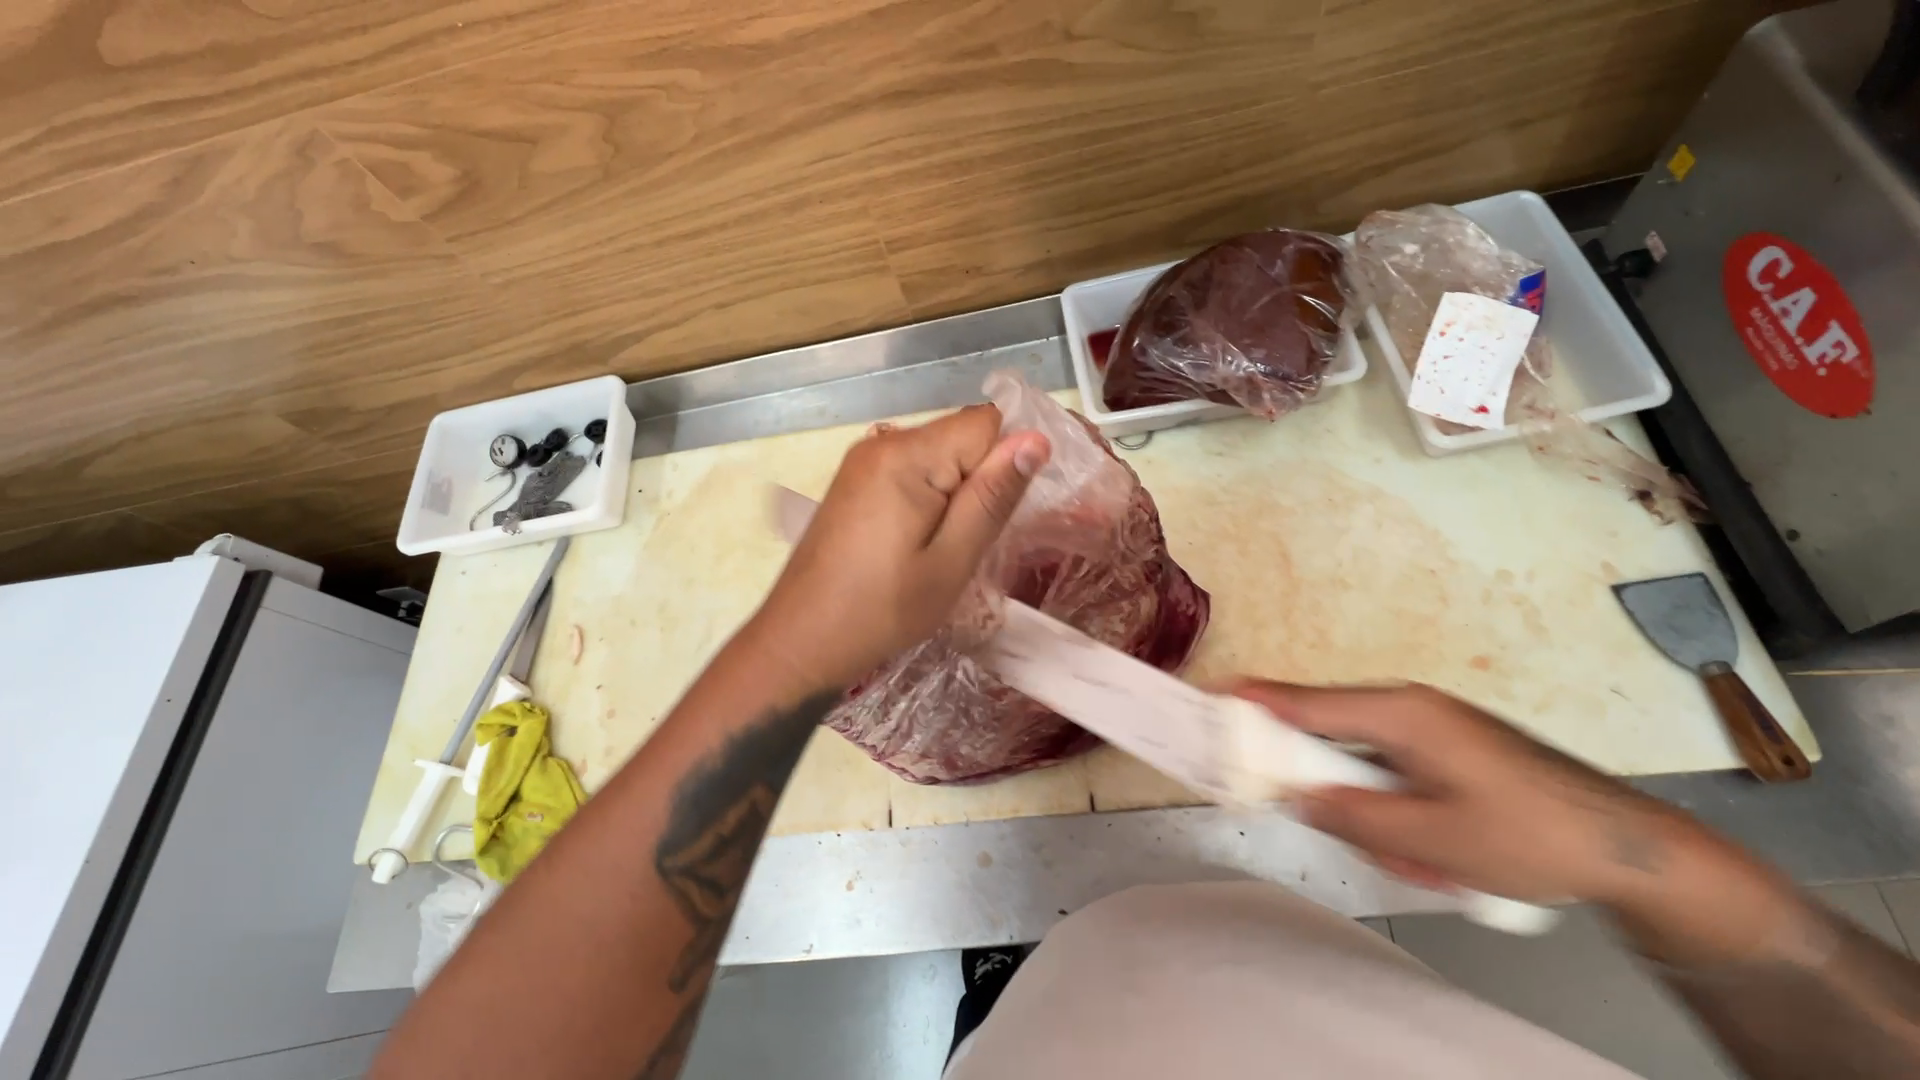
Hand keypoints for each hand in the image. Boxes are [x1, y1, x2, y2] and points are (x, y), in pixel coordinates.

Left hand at [740, 404, 1049, 694]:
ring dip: (958, 494)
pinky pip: (914, 473)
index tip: (1009, 512)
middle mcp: (883, 443)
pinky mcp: (856, 483)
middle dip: (983, 481)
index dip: (1011, 462)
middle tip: (976, 542)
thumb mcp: (950, 561)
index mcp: (906, 456)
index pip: (988, 424)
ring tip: (948, 548)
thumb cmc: (880, 611)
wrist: (801, 641)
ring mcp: (864, 462)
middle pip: (962, 437)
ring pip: (941, 457)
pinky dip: (932, 500)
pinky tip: (923, 543)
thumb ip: (992, 497)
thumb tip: (1036, 439)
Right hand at [1234, 680, 1812, 962]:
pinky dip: (1403, 819)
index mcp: (1400, 714)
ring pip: (1364, 771)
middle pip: (1332, 743)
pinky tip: (1444, 856)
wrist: (1630, 848)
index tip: (1205, 699)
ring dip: (1381, 821)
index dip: (1252, 702)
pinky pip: (1395, 781)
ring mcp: (1430, 732)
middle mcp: (1409, 711)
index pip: (1305, 702)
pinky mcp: (1446, 754)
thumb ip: (1348, 814)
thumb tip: (1294, 795)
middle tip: (1383, 847)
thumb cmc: (1529, 834)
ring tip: (1433, 864)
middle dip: (1341, 800)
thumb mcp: (1429, 839)